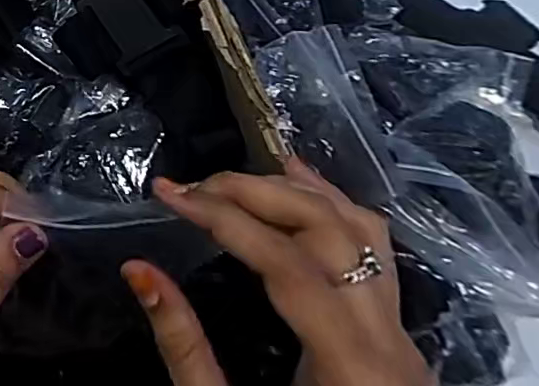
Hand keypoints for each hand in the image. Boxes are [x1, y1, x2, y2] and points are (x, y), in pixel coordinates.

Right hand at [121, 157, 430, 385]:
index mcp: (353, 368)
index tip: (166, 192)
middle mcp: (391, 341)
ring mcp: (403, 336)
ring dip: (294, 190)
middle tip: (190, 187)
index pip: (284, 260)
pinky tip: (297, 184)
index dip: (220, 215)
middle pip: (327, 229)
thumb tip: (136, 269)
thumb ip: (184, 347)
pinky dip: (330, 206)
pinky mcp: (397, 335)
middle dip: (251, 191)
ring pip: (361, 230)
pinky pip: (373, 251)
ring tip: (235, 172)